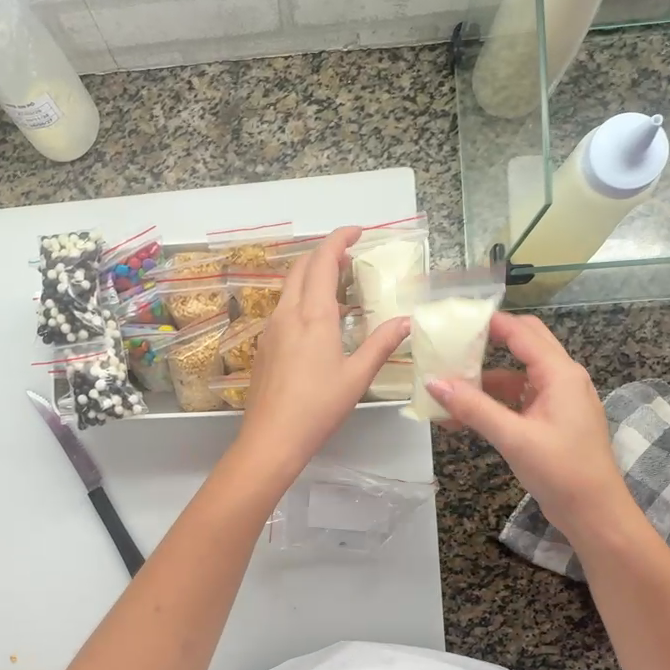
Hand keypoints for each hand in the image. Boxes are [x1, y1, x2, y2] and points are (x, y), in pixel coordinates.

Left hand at [235, 226, 410, 472]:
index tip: (357, 231)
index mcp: (313, 315)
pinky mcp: (263, 347)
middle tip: (349, 259)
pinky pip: (282, 310)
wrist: (271, 438)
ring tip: (336, 288)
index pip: (323, 260)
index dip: (339, 238)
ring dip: (311, 277)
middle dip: (324, 254)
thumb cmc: (318, 408)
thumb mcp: (357, 377)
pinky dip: (301, 300)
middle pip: (301, 267)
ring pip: (289, 288)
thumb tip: (406, 321)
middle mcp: (287, 314)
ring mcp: (271, 330)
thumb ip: (381, 344)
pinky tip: (316, 323)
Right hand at [424, 312, 629, 529]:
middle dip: (487, 344)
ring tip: (447, 389)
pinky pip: (519, 401)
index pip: (521, 332)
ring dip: (485, 381)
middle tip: (451, 346)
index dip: (490, 322)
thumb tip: (434, 383)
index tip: (455, 320)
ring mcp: (559, 401)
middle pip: (523, 346)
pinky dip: (493, 404)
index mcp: (560, 374)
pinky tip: (465, 416)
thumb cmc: (561, 471)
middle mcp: (563, 379)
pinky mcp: (552, 421)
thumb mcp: (513, 438)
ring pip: (517, 377)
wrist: (594, 512)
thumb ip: (473, 408)